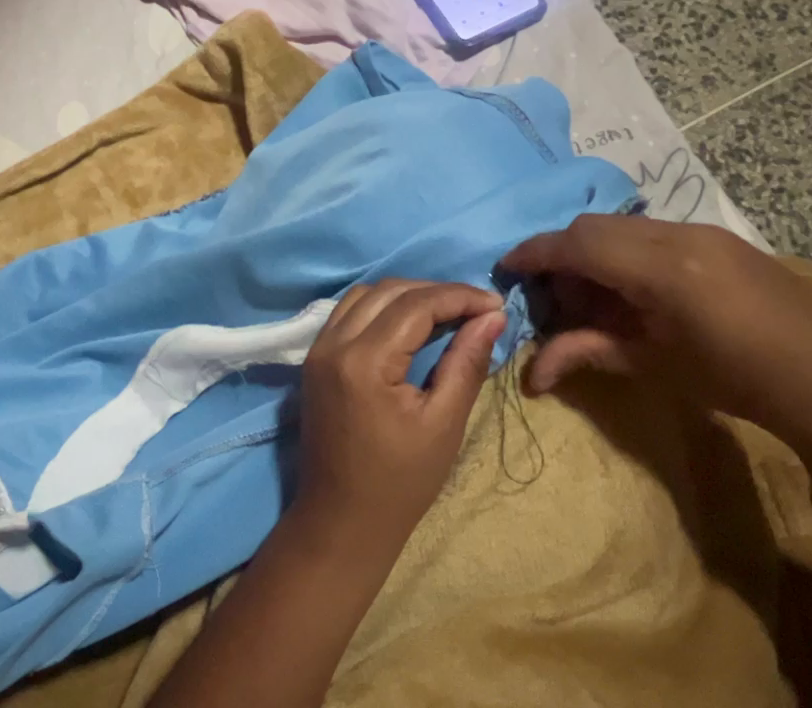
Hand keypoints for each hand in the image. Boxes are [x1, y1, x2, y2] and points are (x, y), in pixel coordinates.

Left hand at [294, 280, 506, 552]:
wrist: (341, 519)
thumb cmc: (400, 482)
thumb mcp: (444, 423)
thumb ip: (466, 363)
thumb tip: (492, 316)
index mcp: (364, 362)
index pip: (415, 305)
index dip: (459, 297)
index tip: (496, 304)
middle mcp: (333, 345)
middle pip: (388, 291)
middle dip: (436, 291)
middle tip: (477, 309)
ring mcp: (318, 350)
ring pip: (364, 295)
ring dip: (406, 295)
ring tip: (447, 313)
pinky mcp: (314, 360)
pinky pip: (348, 313)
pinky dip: (381, 308)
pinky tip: (410, 324)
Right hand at [501, 216, 811, 458]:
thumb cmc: (740, 381)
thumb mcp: (655, 366)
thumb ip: (587, 354)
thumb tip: (530, 376)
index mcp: (660, 267)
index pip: (575, 243)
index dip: (533, 253)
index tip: (505, 270)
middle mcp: (679, 234)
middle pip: (594, 227)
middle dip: (562, 256)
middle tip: (555, 301)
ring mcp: (704, 232)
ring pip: (623, 226)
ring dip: (595, 254)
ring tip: (597, 302)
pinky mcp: (721, 241)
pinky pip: (653, 233)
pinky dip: (626, 254)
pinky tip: (637, 295)